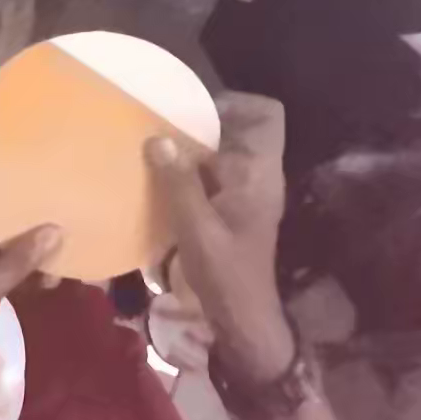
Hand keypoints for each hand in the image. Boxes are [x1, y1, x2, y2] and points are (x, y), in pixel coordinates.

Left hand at [0, 218, 60, 419]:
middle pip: (0, 228)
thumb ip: (17, 261)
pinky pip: (9, 271)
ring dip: (34, 254)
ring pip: (8, 250)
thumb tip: (55, 228)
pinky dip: (29, 273)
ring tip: (69, 254)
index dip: (21, 204)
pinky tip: (54, 277)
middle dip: (32, 229)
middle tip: (71, 222)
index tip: (56, 196)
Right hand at [146, 94, 294, 391]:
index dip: (233, 103)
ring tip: (154, 147)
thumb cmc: (225, 272)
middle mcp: (259, 175)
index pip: (266, 115)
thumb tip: (157, 138)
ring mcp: (247, 191)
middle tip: (160, 125)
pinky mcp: (232, 207)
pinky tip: (160, 178)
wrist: (243, 316)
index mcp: (259, 173)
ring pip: (223, 151)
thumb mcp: (196, 227)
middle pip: (238, 129)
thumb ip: (178, 182)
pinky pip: (212, 172)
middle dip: (201, 122)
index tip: (192, 110)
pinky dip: (189, 168)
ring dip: (192, 147)